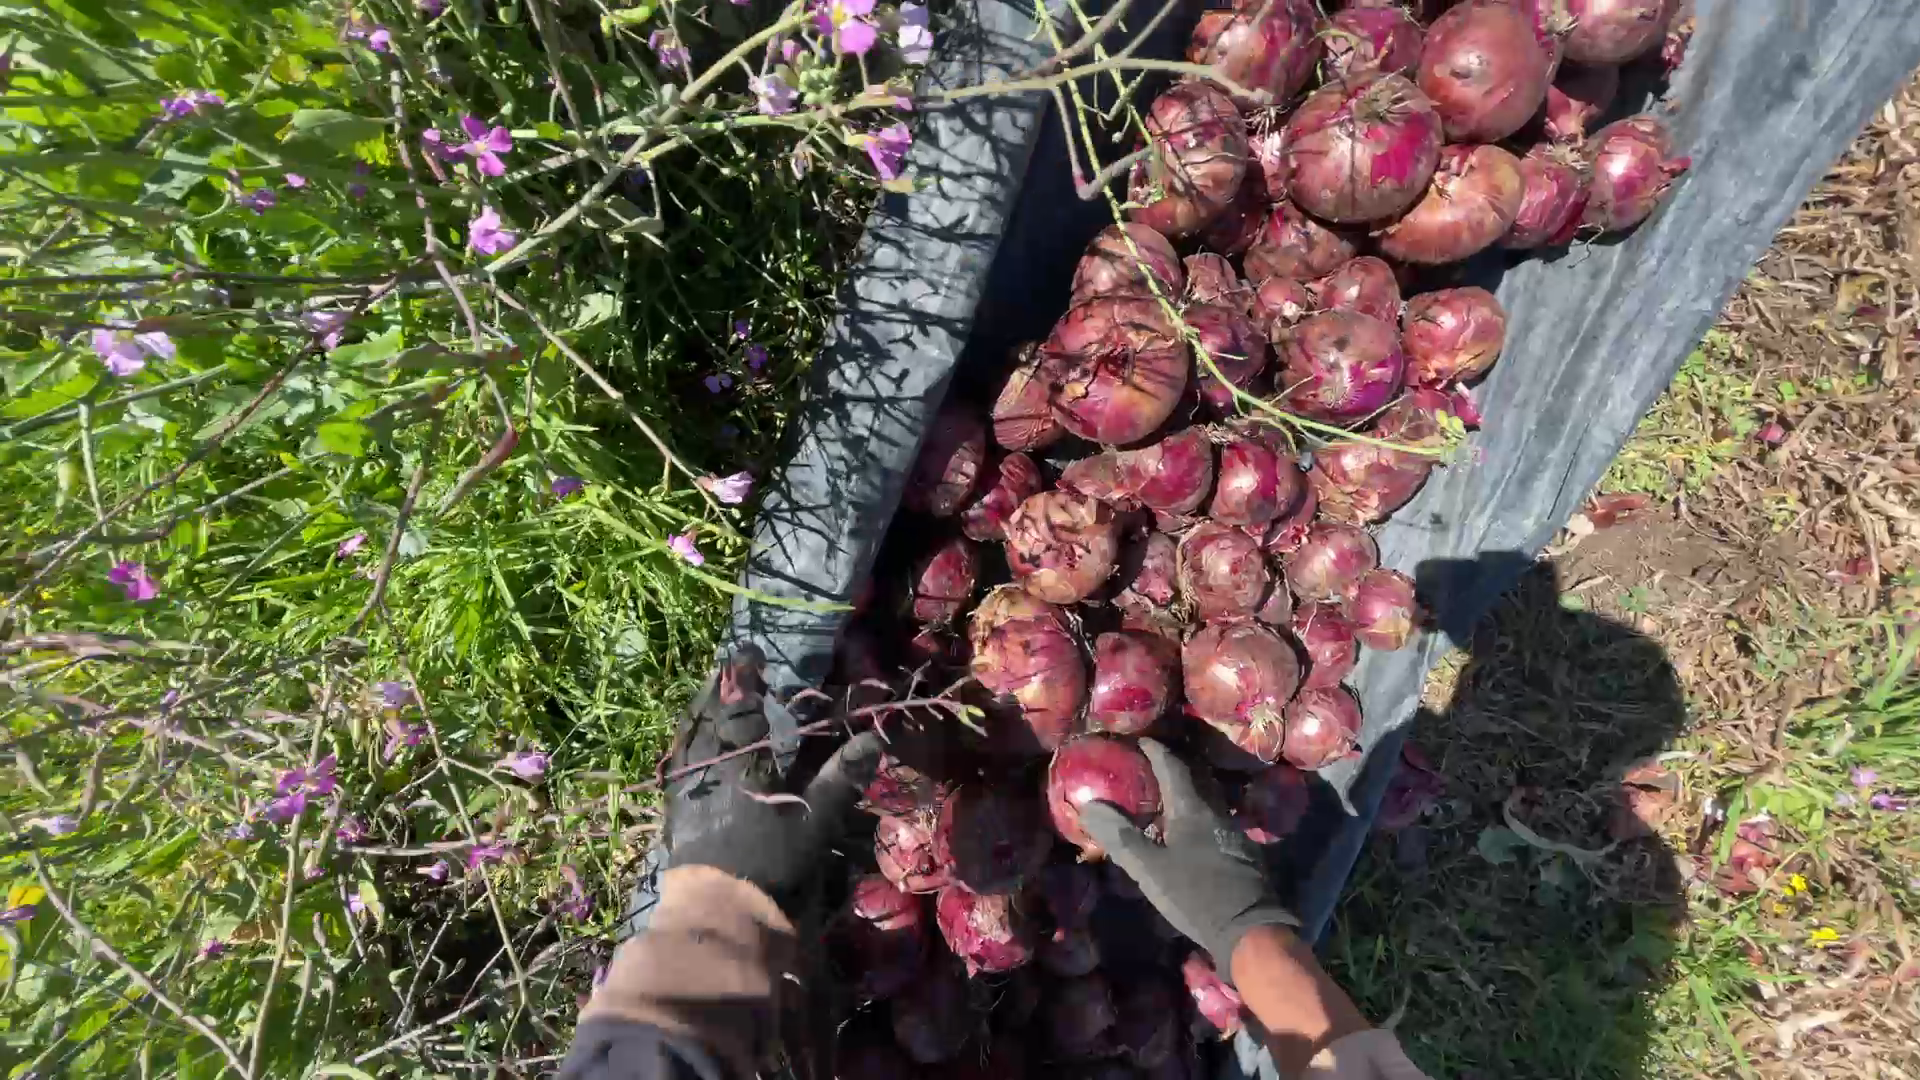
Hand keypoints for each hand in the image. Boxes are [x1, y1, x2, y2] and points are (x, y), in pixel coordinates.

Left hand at [664, 646, 881, 907]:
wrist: (718, 915)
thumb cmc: (770, 863)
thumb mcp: (815, 820)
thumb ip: (842, 776)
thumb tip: (874, 738)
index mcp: (740, 759)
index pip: (739, 701)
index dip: (744, 672)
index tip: (749, 650)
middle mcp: (707, 763)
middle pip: (706, 711)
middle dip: (717, 686)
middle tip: (729, 669)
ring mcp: (686, 786)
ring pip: (688, 733)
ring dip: (700, 709)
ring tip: (711, 697)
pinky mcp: (674, 808)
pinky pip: (678, 758)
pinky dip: (688, 740)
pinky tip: (694, 743)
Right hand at [1078, 738, 1295, 970]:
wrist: (1250, 932)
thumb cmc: (1196, 894)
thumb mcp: (1150, 868)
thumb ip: (1120, 836)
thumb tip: (1089, 806)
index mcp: (1192, 808)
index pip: (1172, 766)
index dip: (1155, 750)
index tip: (1140, 741)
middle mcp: (1215, 811)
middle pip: (1193, 778)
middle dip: (1171, 768)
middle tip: (1149, 766)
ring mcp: (1232, 832)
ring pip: (1205, 800)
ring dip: (1185, 793)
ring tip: (1163, 798)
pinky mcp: (1241, 853)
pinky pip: (1213, 820)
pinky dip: (1196, 815)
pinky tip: (1187, 831)